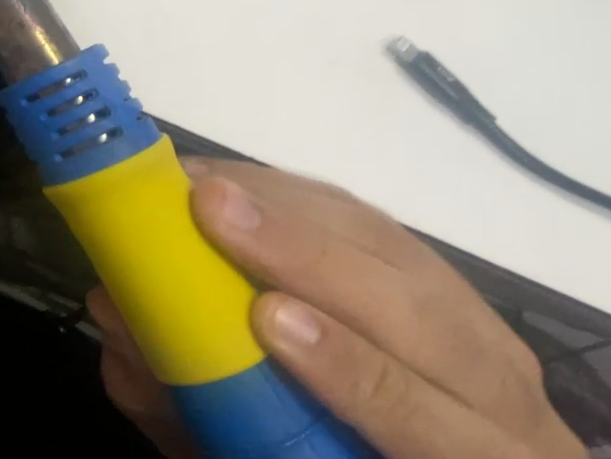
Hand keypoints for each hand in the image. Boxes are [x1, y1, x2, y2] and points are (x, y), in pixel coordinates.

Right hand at [90, 159, 586, 458]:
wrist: (428, 443)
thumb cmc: (323, 445)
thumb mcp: (250, 455)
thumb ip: (192, 415)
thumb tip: (117, 329)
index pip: (431, 426)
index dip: (353, 369)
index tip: (268, 319)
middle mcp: (492, 399)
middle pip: (427, 319)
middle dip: (311, 255)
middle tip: (208, 205)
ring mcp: (473, 329)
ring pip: (403, 254)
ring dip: (292, 207)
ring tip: (200, 180)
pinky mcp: (430, 275)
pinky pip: (370, 222)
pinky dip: (293, 195)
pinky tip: (228, 180)